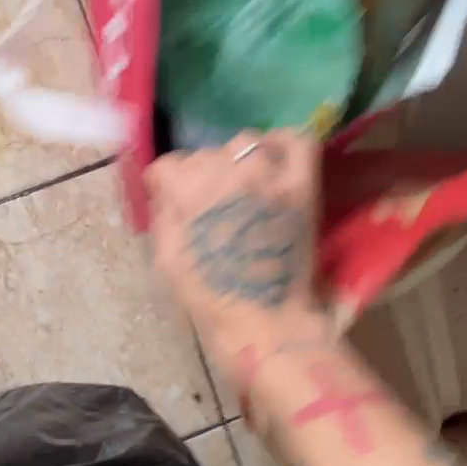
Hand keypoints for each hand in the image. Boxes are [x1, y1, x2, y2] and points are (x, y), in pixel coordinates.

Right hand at [144, 130, 327, 350]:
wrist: (264, 323)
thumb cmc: (210, 299)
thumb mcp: (166, 261)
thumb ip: (164, 217)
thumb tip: (167, 193)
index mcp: (189, 193)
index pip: (168, 167)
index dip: (166, 185)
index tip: (171, 201)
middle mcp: (228, 173)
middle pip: (205, 155)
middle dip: (200, 177)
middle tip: (208, 205)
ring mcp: (269, 176)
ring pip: (244, 144)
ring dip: (236, 161)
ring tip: (240, 187)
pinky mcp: (301, 186)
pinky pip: (295, 142)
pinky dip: (282, 144)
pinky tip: (273, 160)